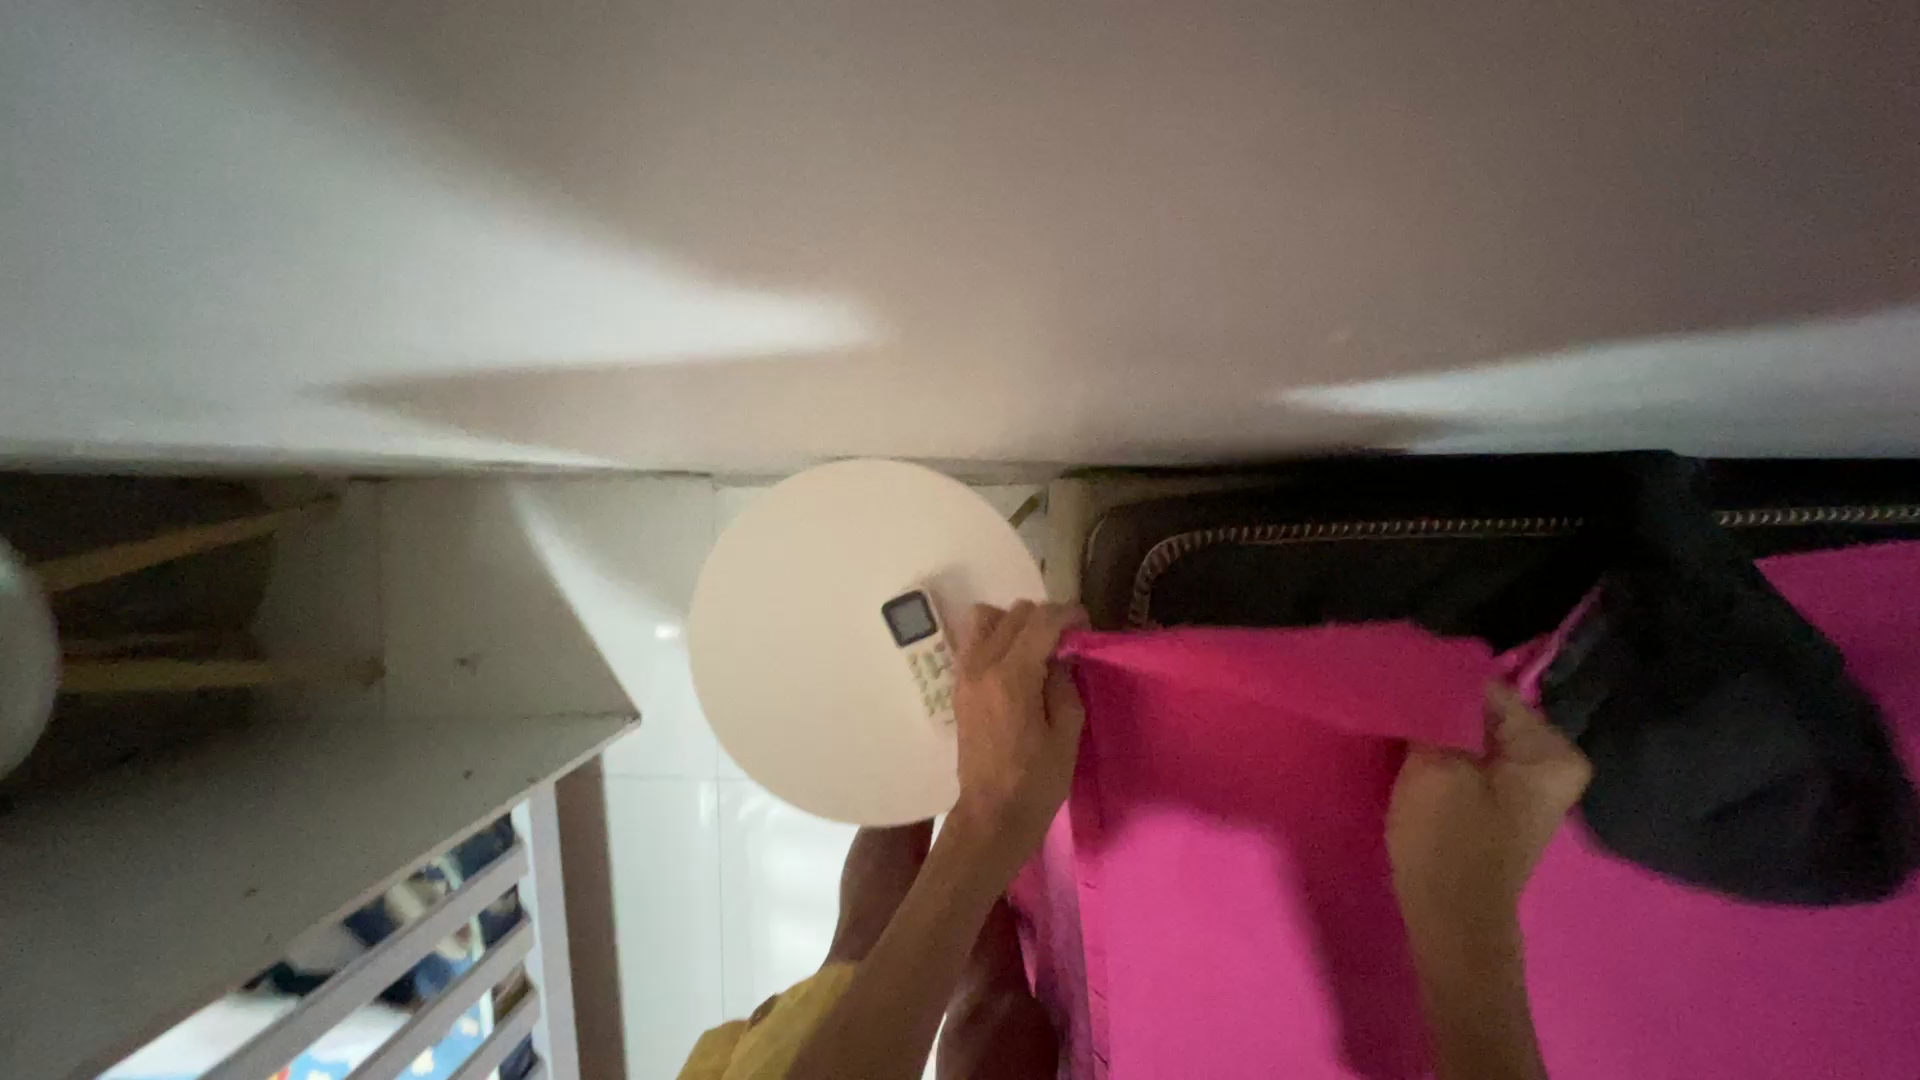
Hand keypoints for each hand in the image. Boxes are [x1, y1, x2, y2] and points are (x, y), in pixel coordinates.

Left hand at [947, 601, 1087, 881]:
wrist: (991, 814)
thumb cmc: (1036, 780)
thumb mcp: (1066, 733)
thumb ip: (1063, 684)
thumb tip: (1059, 656)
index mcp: (1011, 676)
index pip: (1040, 621)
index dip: (1068, 614)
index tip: (1085, 624)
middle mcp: (981, 665)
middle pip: (1013, 613)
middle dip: (1044, 618)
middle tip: (1065, 641)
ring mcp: (964, 674)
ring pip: (984, 618)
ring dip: (1013, 623)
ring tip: (1034, 647)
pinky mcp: (958, 686)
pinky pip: (973, 642)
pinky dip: (994, 639)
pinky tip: (1014, 663)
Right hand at [1387, 683, 1590, 937]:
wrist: (1450, 915)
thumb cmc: (1448, 839)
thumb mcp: (1435, 765)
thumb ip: (1432, 712)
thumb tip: (1417, 671)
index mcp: (1548, 749)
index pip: (1484, 687)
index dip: (1433, 679)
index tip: (1389, 674)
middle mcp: (1547, 760)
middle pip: (1476, 709)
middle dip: (1430, 703)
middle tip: (1383, 695)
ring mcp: (1524, 782)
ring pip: (1465, 732)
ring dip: (1427, 726)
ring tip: (1386, 716)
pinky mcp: (1496, 798)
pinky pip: (1463, 754)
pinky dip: (1433, 748)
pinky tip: (1401, 747)